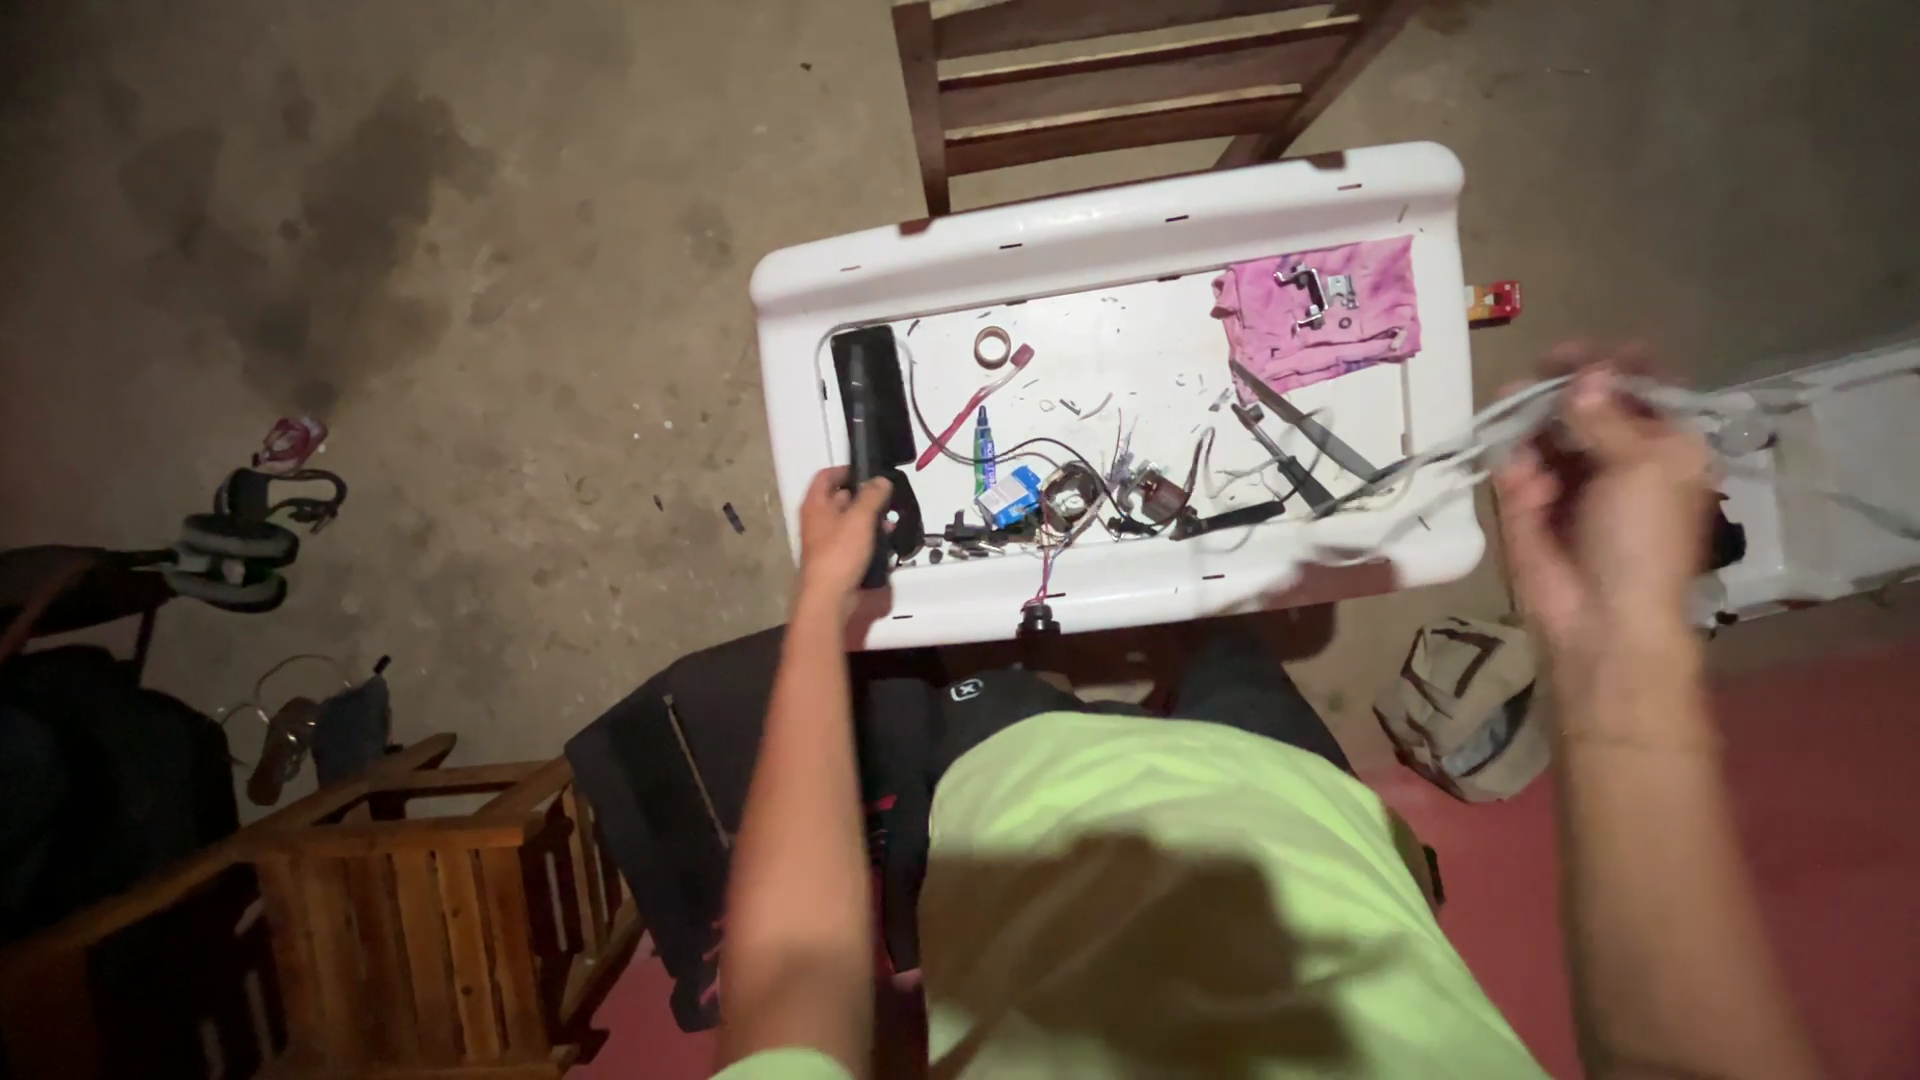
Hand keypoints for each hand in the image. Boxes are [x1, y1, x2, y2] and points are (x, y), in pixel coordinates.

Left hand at [794, 468, 891, 605]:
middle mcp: (817, 520)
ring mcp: (826, 541)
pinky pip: (855, 541)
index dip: (845, 470)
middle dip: (864, 496)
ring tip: (891, 520)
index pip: (826, 476)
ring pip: (850, 521)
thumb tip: (881, 480)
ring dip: (870, 519)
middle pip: (840, 499)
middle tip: (887, 497)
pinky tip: (886, 542)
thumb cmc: (840, 552)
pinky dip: (869, 539)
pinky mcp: (837, 559)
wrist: (829, 597)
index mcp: (815, 505)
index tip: (868, 472)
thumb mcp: (859, 518)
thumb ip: (872, 496)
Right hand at [1493, 364, 1710, 661]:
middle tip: (1541, 368)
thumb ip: (1607, 417)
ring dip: (1528, 412)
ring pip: (1542, 428)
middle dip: (1563, 384)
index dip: (1618, 365)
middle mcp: (1613, 454)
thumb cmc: (1642, 538)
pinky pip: (1512, 462)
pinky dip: (1508, 452)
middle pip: (1585, 404)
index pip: (1642, 390)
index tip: (1587, 351)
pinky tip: (1505, 446)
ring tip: (1511, 399)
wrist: (1597, 610)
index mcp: (1661, 446)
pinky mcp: (1522, 498)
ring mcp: (1564, 476)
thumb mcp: (1642, 468)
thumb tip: (1583, 375)